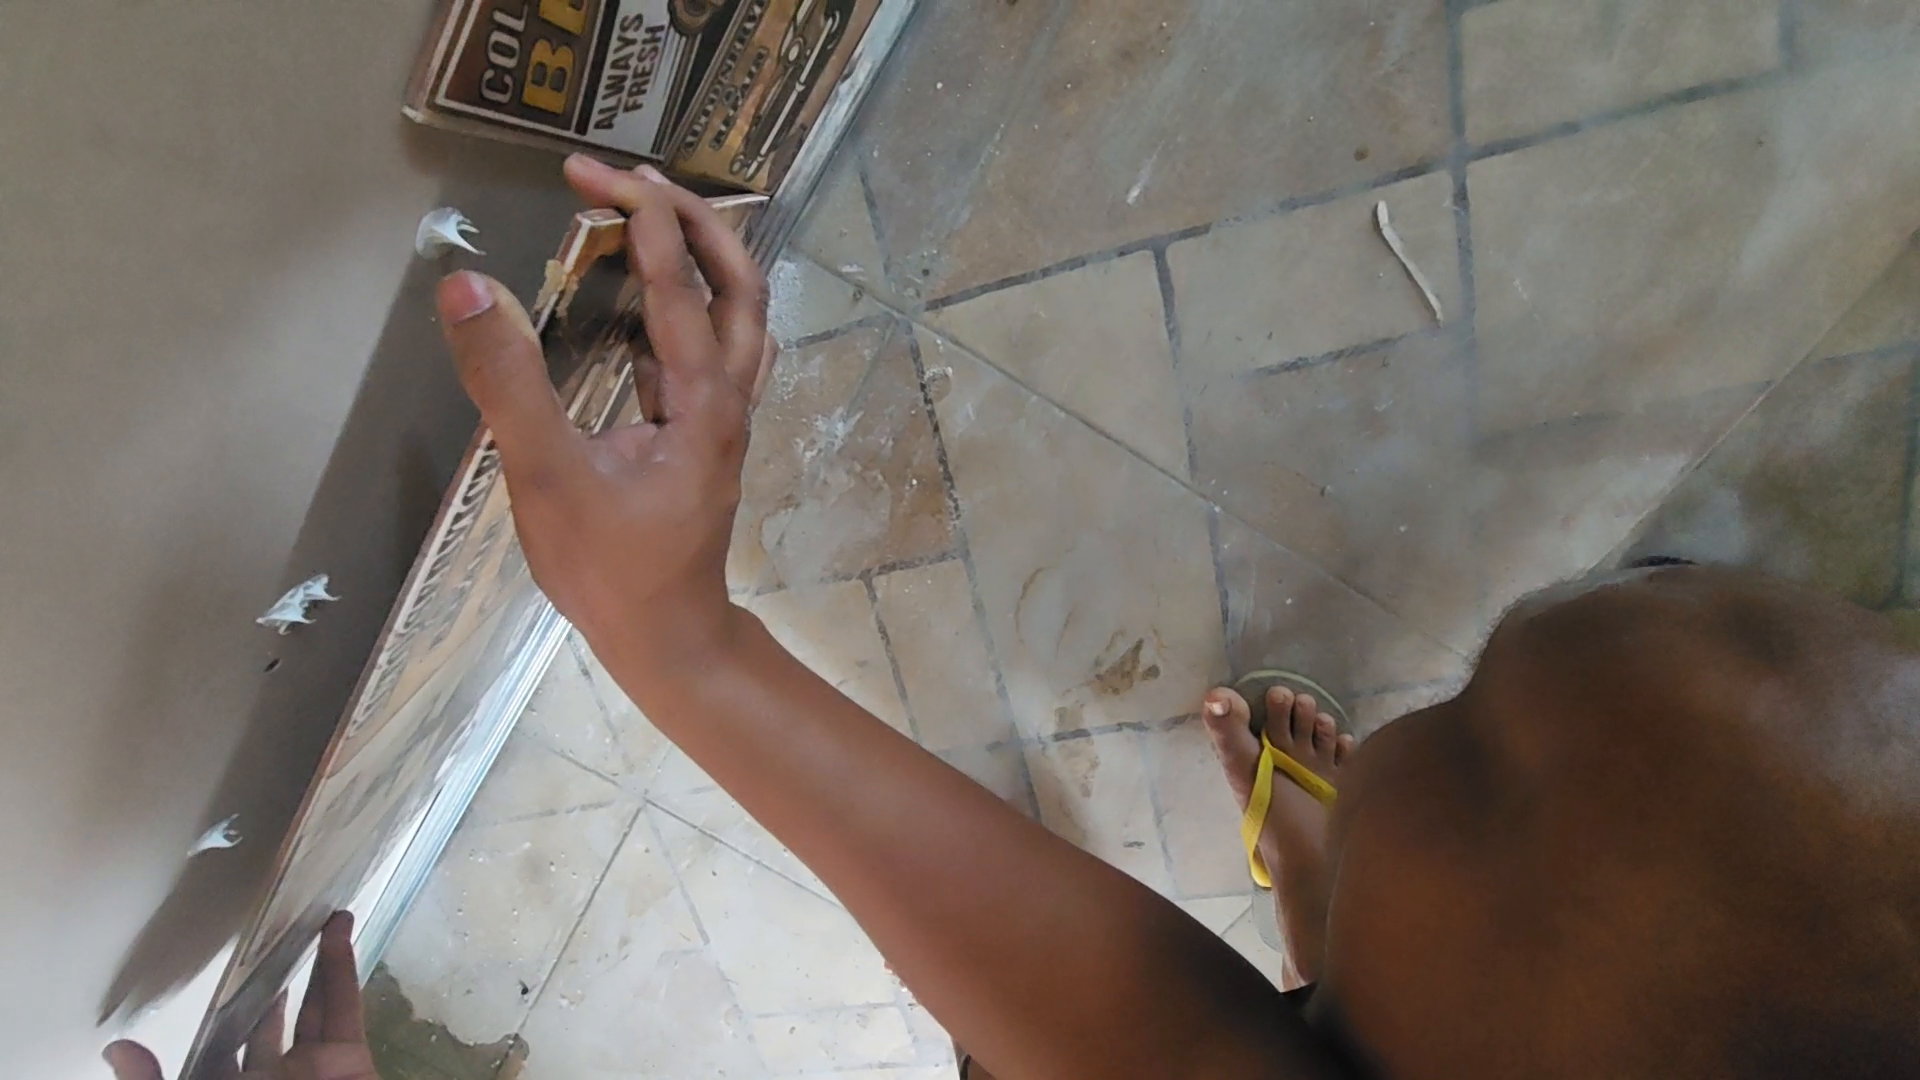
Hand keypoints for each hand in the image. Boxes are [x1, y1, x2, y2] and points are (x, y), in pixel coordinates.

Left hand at [106, 911, 375, 1079]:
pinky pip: (344, 1003)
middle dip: (275, 984)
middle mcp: (266, 1079)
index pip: (217, 1053)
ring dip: (318, 959)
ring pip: (314, 1003)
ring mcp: (312, 1065)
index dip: (223, 1018)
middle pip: (270, 1024)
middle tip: (278, 943)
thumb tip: (116, 1048)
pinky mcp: (348, 1053)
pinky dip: (342, 964)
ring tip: (318, 923)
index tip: (229, 981)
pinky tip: (337, 933)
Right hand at [435, 156, 772, 659]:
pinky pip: (714, 355)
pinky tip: (643, 305)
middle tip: (634, 183)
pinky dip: (688, 313)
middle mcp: (730, 401)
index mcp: (703, 404)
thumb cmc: (612, 569)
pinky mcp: (707, 435)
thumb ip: (509, 383)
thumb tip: (468, 287)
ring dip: (704, 262)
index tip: (596, 175)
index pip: (683, 288)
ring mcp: (726, 418)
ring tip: (646, 222)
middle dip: (698, 225)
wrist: (666, 631)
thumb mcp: (549, 479)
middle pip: (742, 290)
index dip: (645, 222)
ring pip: (739, 321)